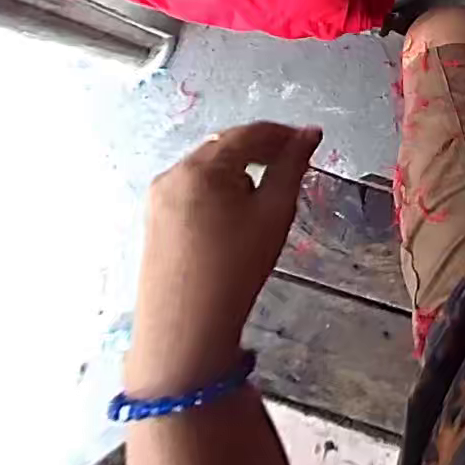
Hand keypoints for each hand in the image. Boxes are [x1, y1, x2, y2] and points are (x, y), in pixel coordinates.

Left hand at [124, 123, 321, 397]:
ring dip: (242, 164)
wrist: (184, 331)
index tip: (308, 140)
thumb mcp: (275, 211)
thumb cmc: (236, 267)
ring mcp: (159, 196)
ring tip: (270, 184)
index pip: (249, 132)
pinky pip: (195, 184)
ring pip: (210, 163)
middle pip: (226, 144)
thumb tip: (309, 134)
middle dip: (262, 147)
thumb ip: (293, 164)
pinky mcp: (155, 217)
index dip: (283, 133)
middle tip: (294, 159)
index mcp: (202, 167)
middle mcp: (174, 173)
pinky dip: (222, 183)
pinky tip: (239, 205)